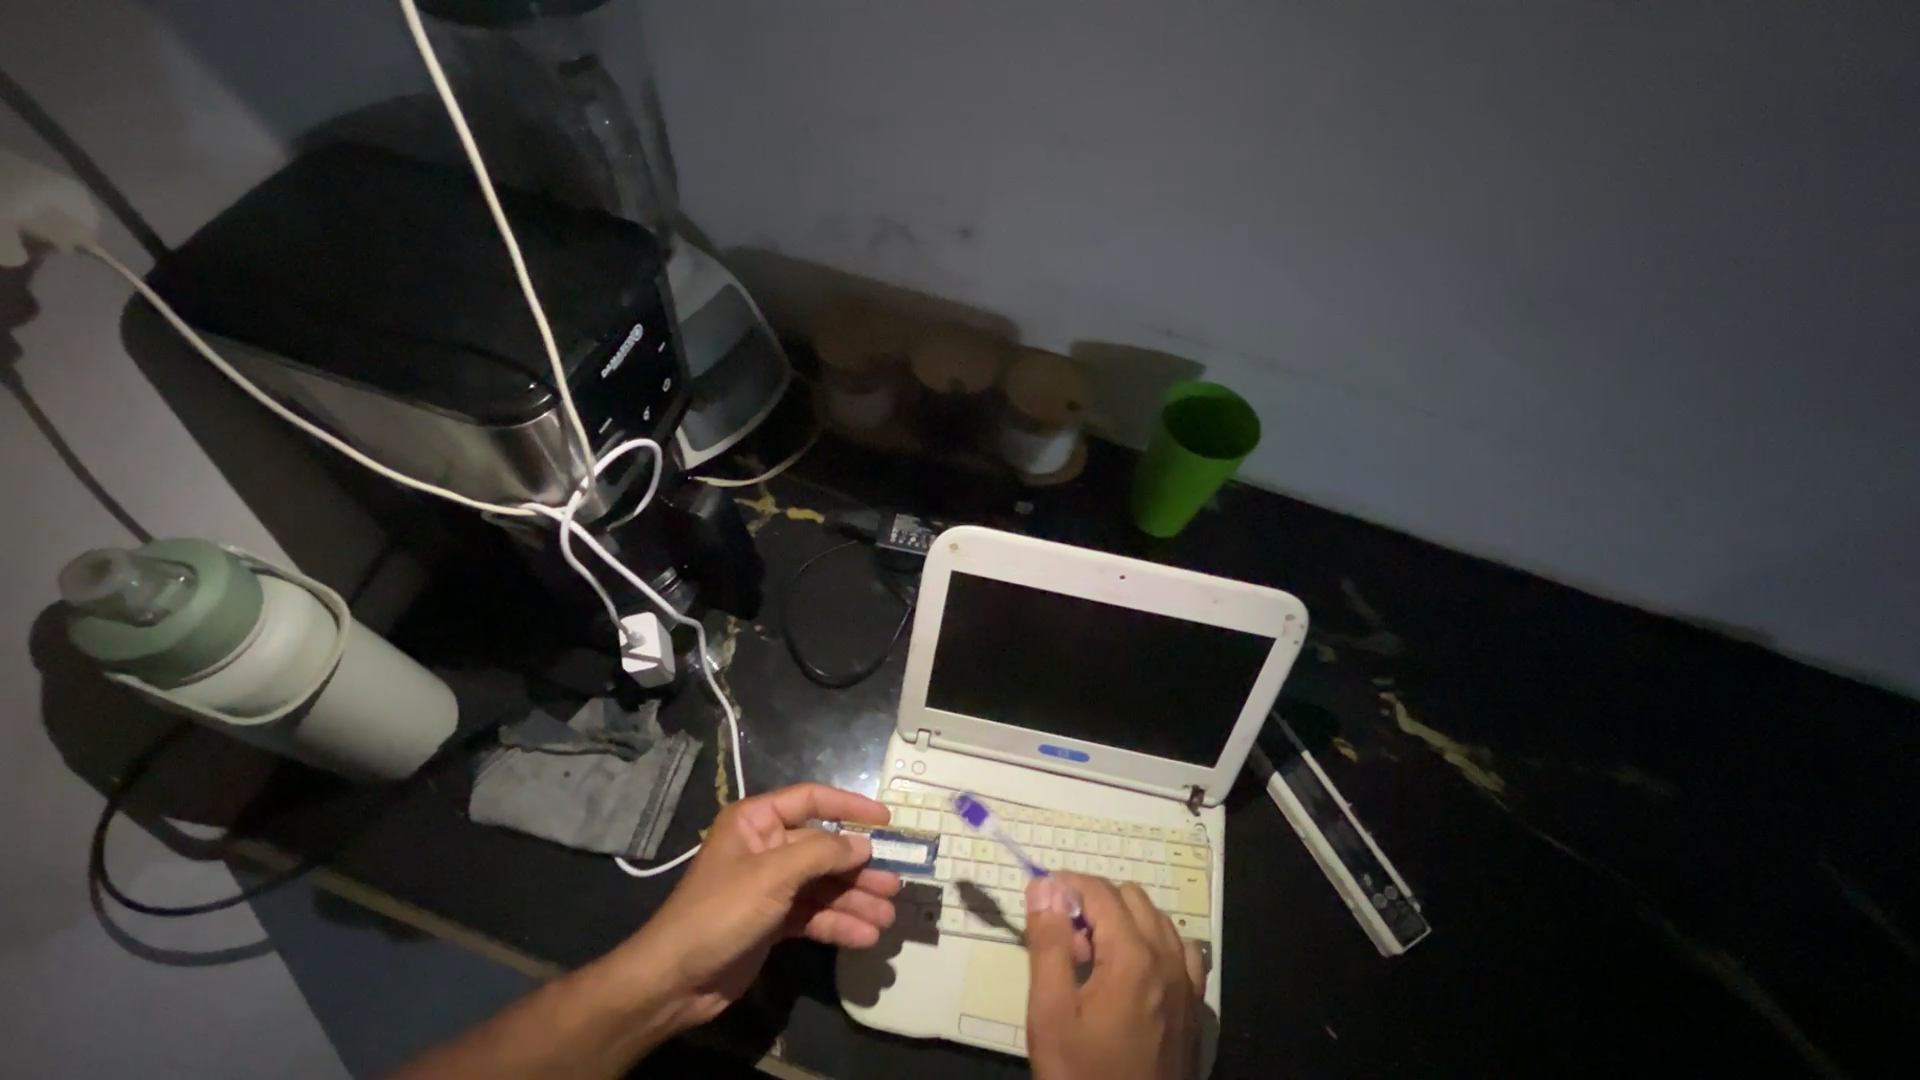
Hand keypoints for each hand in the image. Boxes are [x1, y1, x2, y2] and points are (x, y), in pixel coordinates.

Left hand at [609, 784, 901, 1030]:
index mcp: (756, 821)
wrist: (675, 980)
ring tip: (886, 917)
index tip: (886, 820)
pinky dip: (838, 924)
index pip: (812, 800)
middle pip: (824, 849)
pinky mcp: (773, 921)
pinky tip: (864, 936)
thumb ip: (822, 853)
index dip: (850, 806)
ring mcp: (770, 886)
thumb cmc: (720, 912)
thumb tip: (862, 844)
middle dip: (859, 869)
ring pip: (823, 886)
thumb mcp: (772, 875)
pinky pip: (814, 915)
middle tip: (895, 884)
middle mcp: (766, 847)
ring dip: (855, 900)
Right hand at [1024, 873, 1204, 1079]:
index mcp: (1134, 956)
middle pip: (1130, 898)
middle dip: (1093, 905)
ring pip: (1157, 921)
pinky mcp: (1195, 1009)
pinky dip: (1153, 945)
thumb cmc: (1082, 1076)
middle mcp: (1169, 960)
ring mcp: (1187, 985)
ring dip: (1123, 923)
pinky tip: (1130, 974)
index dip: (1067, 886)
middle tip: (1065, 945)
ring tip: (1092, 962)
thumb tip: (1045, 886)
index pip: (1099, 892)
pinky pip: (1179, 952)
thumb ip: (1049, 942)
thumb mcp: (1051, 1012)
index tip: (1041, 900)